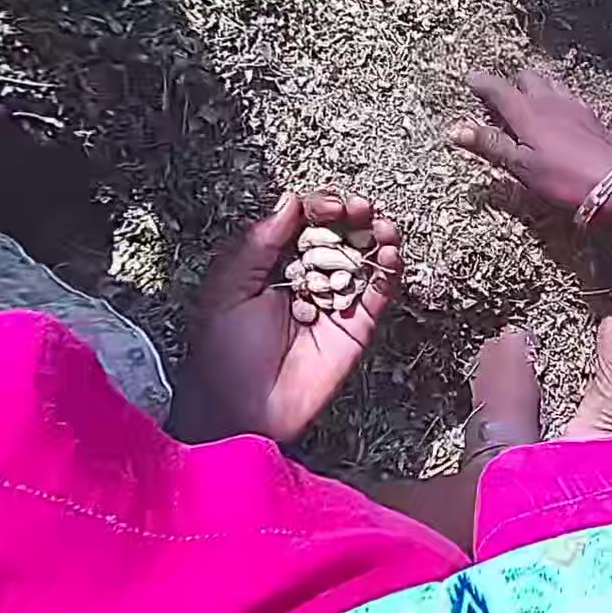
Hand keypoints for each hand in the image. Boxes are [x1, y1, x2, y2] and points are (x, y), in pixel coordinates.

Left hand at [169, 191, 401, 443]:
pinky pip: (378, 294)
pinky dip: (388, 272)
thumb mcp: (227, 289)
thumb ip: (259, 243)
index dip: (322, 207)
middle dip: (354, 216)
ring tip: (383, 226)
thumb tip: (291, 199)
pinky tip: (389, 254)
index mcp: (277, 262)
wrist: (239, 413)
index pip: (307, 222)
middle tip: (360, 208)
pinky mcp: (356, 326)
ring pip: (364, 259)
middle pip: (341, 234)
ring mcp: (336, 299)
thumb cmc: (222, 352)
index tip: (329, 205)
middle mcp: (310, 275)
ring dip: (378, 236)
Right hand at [446, 69, 611, 221]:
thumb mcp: (521, 166)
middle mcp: (551, 102)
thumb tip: (455, 129)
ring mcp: (575, 108)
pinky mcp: (593, 119)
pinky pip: (568, 98)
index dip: (483, 83)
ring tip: (527, 102)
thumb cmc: (566, 179)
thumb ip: (491, 145)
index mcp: (528, 113)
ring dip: (535, 88)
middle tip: (499, 98)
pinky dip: (556, 100)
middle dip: (511, 83)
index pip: (499, 90)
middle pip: (527, 78)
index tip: (470, 79)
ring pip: (550, 85)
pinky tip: (558, 116)